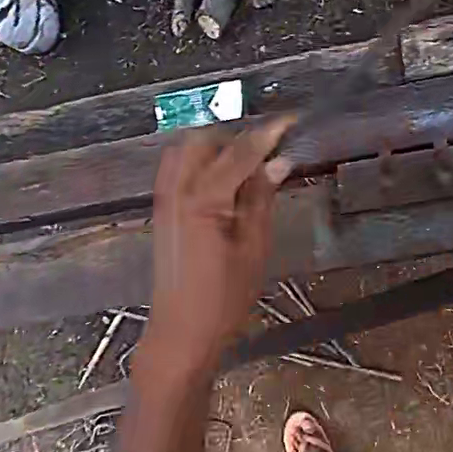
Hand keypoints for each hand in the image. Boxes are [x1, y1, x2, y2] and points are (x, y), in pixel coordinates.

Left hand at [138, 116, 295, 380]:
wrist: (182, 332)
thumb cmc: (224, 298)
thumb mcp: (254, 249)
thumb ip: (261, 199)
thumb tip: (278, 162)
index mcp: (204, 199)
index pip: (240, 152)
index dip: (268, 133)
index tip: (292, 119)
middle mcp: (178, 190)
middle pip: (205, 139)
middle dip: (238, 134)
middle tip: (270, 146)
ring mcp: (164, 198)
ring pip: (186, 149)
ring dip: (216, 144)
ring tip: (247, 159)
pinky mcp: (161, 210)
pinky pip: (176, 167)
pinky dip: (198, 159)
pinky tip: (221, 175)